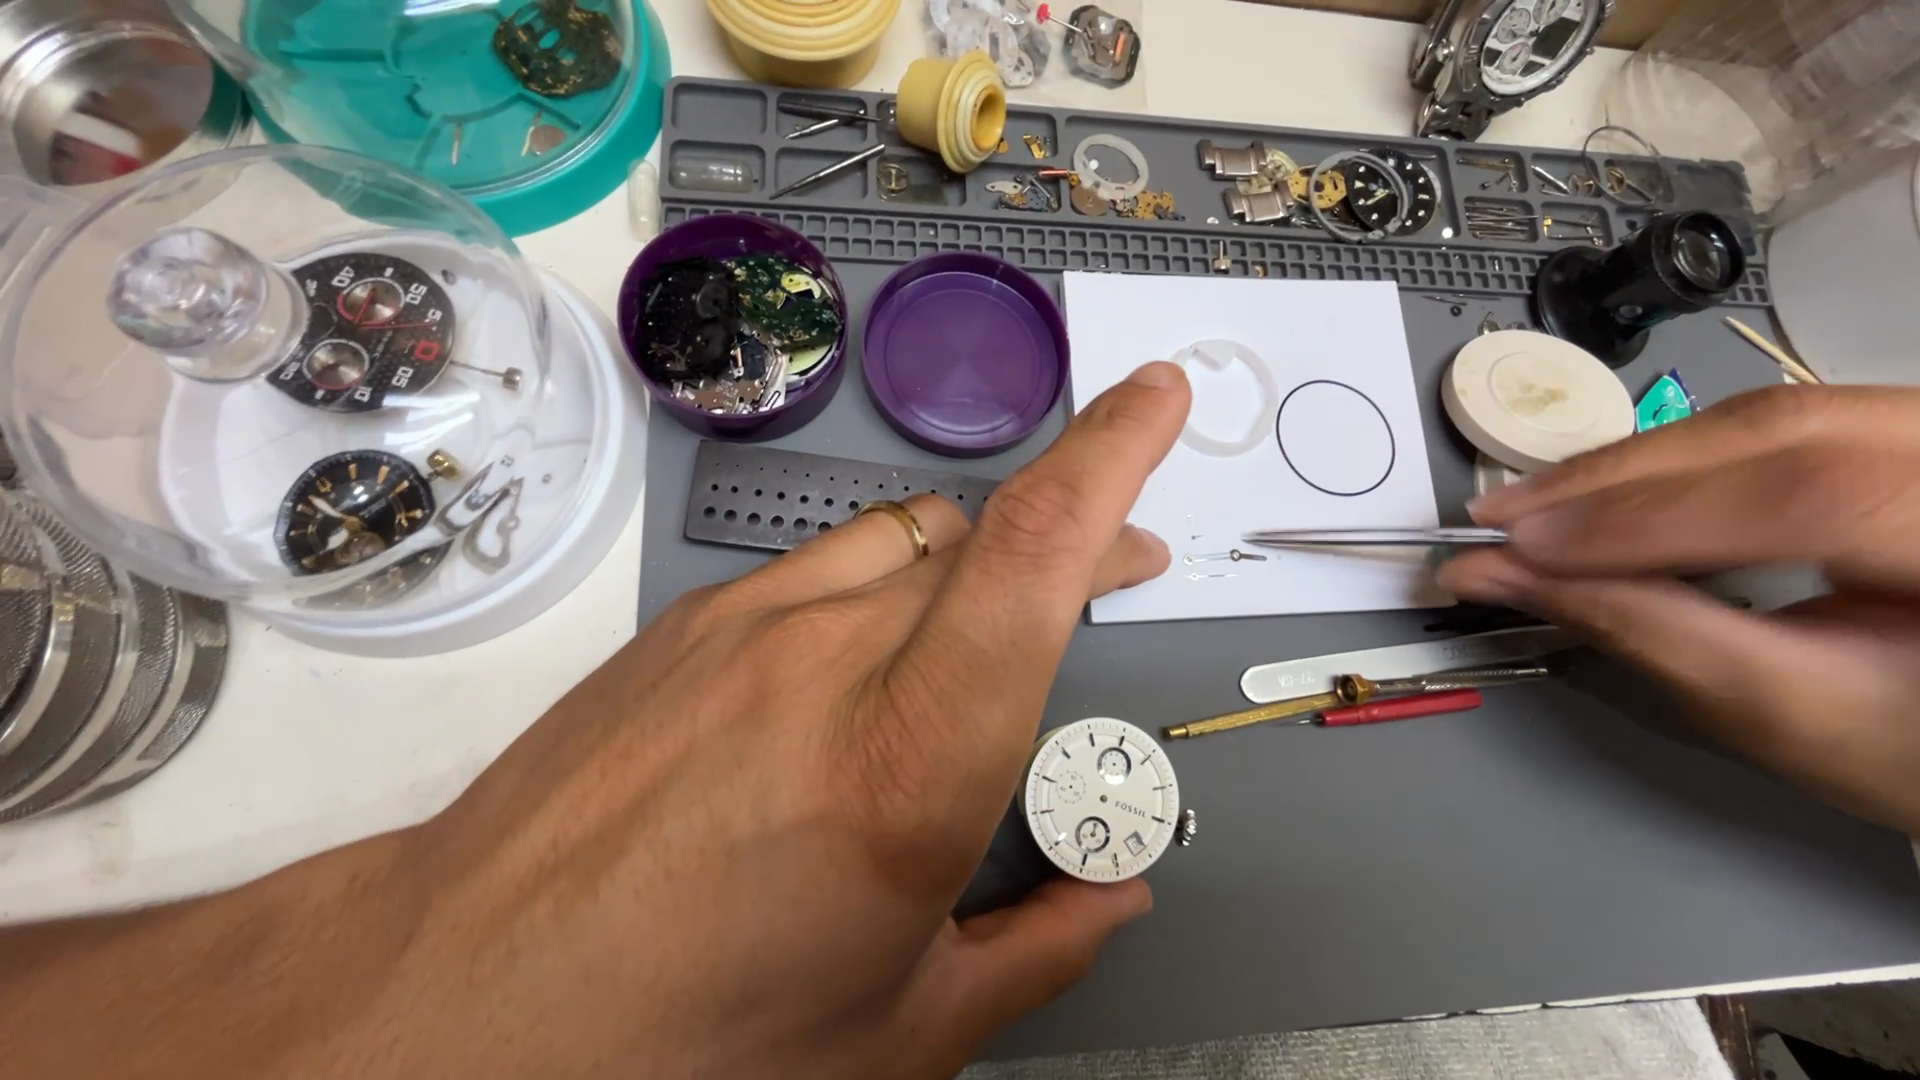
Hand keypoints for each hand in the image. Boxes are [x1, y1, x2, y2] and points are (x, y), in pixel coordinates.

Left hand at [0, 363, 1193, 1078]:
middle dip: (1076, 536)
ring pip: (912, 536)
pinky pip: (828, 562)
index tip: (1158, 398)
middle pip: (985, 537)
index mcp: (908, 765)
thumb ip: (1037, 950)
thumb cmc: (685, 1040)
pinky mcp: (695, 619)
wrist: (464, 998)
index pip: (1034, 557)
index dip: (1113, 455)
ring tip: (998, 617)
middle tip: (1124, 566)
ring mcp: (750, 621)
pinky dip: (890, 581)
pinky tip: (872, 653)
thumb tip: (1116, 899)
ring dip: (982, 557)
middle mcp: (830, 659)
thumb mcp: (902, 1028)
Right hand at [1438, 385, 1919, 836]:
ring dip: (1631, 463)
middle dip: (1619, 477)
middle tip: (1502, 516)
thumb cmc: (1903, 745)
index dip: (1650, 517)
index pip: (1816, 497)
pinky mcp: (1896, 438)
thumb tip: (1491, 572)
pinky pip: (1772, 424)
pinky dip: (1669, 457)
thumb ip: (1633, 627)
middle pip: (1782, 433)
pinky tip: (1603, 488)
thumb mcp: (1774, 707)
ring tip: (1534, 506)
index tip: (1521, 547)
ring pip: (1768, 417)